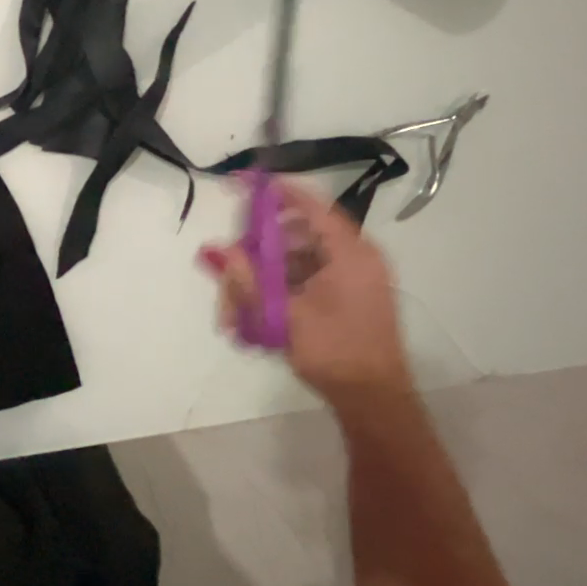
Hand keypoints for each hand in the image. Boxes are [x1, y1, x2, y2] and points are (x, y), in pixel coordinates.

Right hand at [199, 180, 411, 412]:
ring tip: (232, 315)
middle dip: (252, 255)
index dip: (275, 191)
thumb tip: (212, 249)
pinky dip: (272, 294)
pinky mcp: (340, 298)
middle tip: (224, 274)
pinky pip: (298, 282)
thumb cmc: (335, 351)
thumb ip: (247, 278)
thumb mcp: (284, 314)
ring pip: (289, 263)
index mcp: (350, 254)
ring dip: (257, 282)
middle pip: (291, 237)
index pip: (311, 206)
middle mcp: (352, 259)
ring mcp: (347, 279)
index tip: (239, 183)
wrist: (374, 402)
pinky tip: (248, 320)